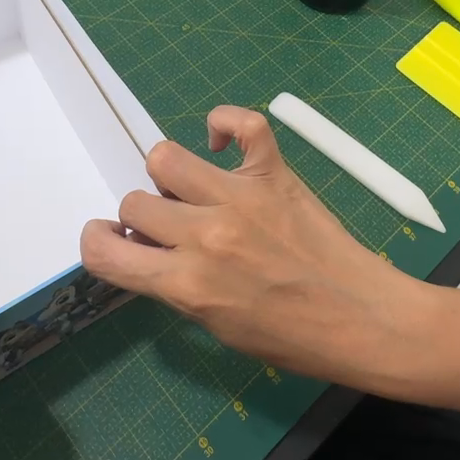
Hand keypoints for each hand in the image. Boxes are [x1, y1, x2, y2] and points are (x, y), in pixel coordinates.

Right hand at [80, 107, 431, 390]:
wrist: (362, 320)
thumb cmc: (290, 337)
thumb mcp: (215, 327)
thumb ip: (174, 284)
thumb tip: (147, 245)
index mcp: (186, 284)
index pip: (104, 251)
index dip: (97, 242)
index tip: (112, 240)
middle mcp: (205, 234)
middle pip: (134, 200)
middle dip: (143, 216)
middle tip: (171, 227)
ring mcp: (240, 196)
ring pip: (165, 156)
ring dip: (170, 176)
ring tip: (195, 190)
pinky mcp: (274, 171)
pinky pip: (242, 122)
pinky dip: (226, 124)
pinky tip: (224, 144)